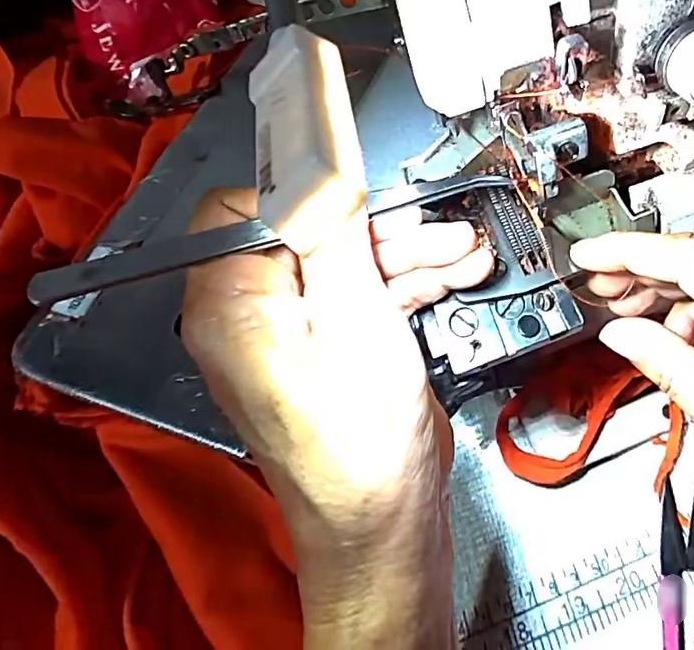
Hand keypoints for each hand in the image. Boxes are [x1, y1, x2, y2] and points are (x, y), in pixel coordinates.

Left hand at [180, 188, 489, 647]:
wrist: (387, 519)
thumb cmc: (357, 442)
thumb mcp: (354, 316)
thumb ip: (336, 236)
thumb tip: (328, 173)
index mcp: (232, 305)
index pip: (243, 209)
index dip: (297, 189)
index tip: (351, 181)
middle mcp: (256, 314)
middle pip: (310, 233)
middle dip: (376, 227)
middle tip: (428, 225)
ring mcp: (299, 329)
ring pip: (346, 261)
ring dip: (407, 251)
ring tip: (461, 250)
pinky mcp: (335, 342)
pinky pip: (365, 291)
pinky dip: (407, 279)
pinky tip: (450, 273)